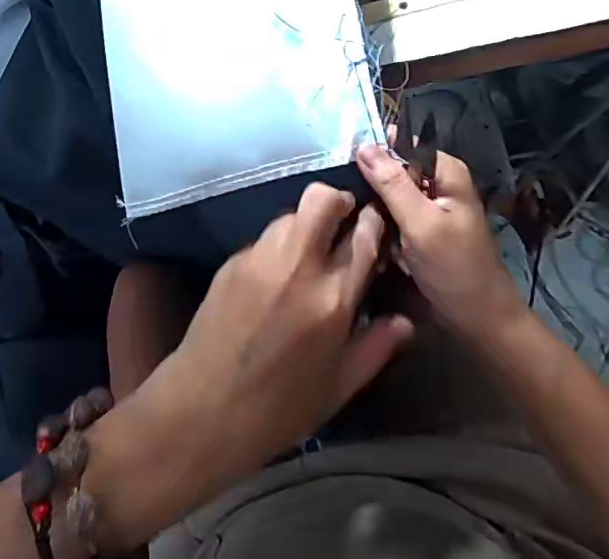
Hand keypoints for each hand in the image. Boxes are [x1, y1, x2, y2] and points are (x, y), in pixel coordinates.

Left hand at [83, 184, 413, 546]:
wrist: (204, 409)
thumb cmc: (280, 408)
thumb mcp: (339, 387)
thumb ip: (375, 348)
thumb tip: (404, 321)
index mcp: (333, 299)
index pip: (363, 236)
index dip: (374, 222)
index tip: (376, 224)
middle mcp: (298, 266)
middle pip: (322, 200)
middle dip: (338, 200)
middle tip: (344, 218)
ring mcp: (261, 258)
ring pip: (292, 213)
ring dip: (307, 222)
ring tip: (310, 248)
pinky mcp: (233, 260)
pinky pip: (265, 237)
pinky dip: (279, 245)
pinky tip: (277, 273)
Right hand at [356, 144, 528, 343]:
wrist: (479, 319)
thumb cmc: (455, 269)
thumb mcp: (420, 224)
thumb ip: (392, 184)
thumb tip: (363, 145)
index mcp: (446, 170)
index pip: (401, 144)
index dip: (375, 154)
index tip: (348, 171)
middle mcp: (439, 181)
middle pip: (393, 169)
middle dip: (374, 187)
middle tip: (356, 207)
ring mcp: (430, 205)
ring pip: (389, 194)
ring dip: (376, 209)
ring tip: (365, 227)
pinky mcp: (421, 226)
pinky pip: (393, 215)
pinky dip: (384, 226)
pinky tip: (375, 240)